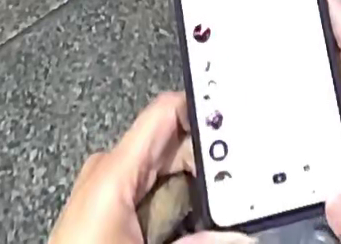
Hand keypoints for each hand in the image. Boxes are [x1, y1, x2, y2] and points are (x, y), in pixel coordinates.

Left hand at [46, 93, 249, 243]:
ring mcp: (103, 190)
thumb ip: (196, 240)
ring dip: (189, 194)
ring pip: (164, 174)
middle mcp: (106, 169)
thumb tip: (238, 234)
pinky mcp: (102, 211)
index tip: (235, 130)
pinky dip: (170, 208)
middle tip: (232, 196)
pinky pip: (148, 193)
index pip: (167, 109)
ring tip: (207, 220)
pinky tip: (182, 230)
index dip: (204, 113)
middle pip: (172, 145)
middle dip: (204, 168)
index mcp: (112, 167)